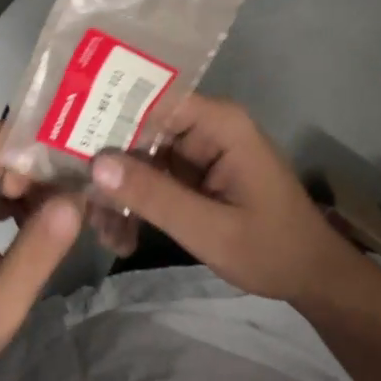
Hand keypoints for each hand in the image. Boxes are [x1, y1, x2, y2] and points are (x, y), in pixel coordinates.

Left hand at [0, 122, 83, 380]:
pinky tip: (57, 215)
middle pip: (3, 153)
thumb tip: (75, 198)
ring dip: (41, 181)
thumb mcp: (6, 296)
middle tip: (90, 177)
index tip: (78, 142)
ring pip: (6, 169)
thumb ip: (38, 248)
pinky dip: (30, 197)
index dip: (34, 137)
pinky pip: (2, 188)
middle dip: (46, 162)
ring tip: (82, 196)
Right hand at [88, 94, 359, 304]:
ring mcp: (197, 148)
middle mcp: (204, 124)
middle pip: (139, 127)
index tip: (65, 136)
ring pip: (139, 155)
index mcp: (217, 122)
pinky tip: (118, 234)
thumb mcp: (211, 230)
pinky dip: (135, 201)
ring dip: (118, 189)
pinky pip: (151, 175)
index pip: (150, 99)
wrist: (316, 281)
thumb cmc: (273, 249)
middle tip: (76, 195)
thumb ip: (156, 196)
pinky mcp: (192, 171)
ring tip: (100, 229)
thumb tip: (96, 164)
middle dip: (107, 162)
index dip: (107, 113)